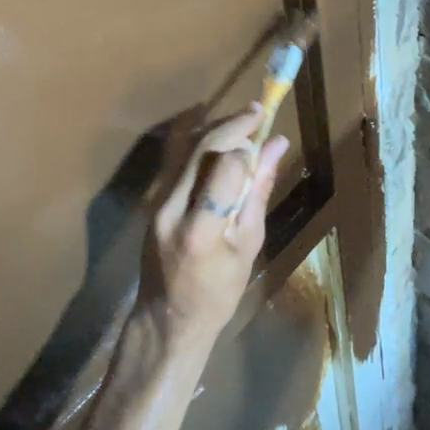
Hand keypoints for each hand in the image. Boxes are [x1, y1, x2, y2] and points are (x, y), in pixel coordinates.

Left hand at [82, 104, 288, 429]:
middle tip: (258, 110)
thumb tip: (276, 146)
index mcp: (200, 230)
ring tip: (243, 120)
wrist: (166, 318)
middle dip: (232, 124)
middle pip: (201, 148)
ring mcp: (157, 200)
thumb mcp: (248, 246)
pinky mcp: (153, 197)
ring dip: (216, 128)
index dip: (246, 149)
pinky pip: (177, 158)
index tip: (264, 140)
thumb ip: (258, 192)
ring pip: (185, 147)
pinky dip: (200, 142)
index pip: (224, 168)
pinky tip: (219, 136)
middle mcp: (172, 207)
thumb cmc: (216, 293)